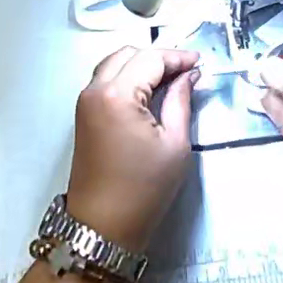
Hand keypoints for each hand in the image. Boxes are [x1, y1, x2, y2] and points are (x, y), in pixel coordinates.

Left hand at [67, 47, 197, 249]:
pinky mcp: (83, 114)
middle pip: (129, 54)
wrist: (101, 228)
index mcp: (116, 95)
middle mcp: (94, 91)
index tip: (200, 62)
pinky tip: (149, 89)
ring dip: (141, 63)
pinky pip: (106, 79)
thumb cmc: (144, 188)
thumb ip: (180, 100)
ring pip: (115, 63)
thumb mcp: (174, 143)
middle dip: (159, 57)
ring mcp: (84, 102)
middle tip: (186, 70)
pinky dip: (128, 75)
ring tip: (170, 78)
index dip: (178, 56)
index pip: (150, 58)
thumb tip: (189, 75)